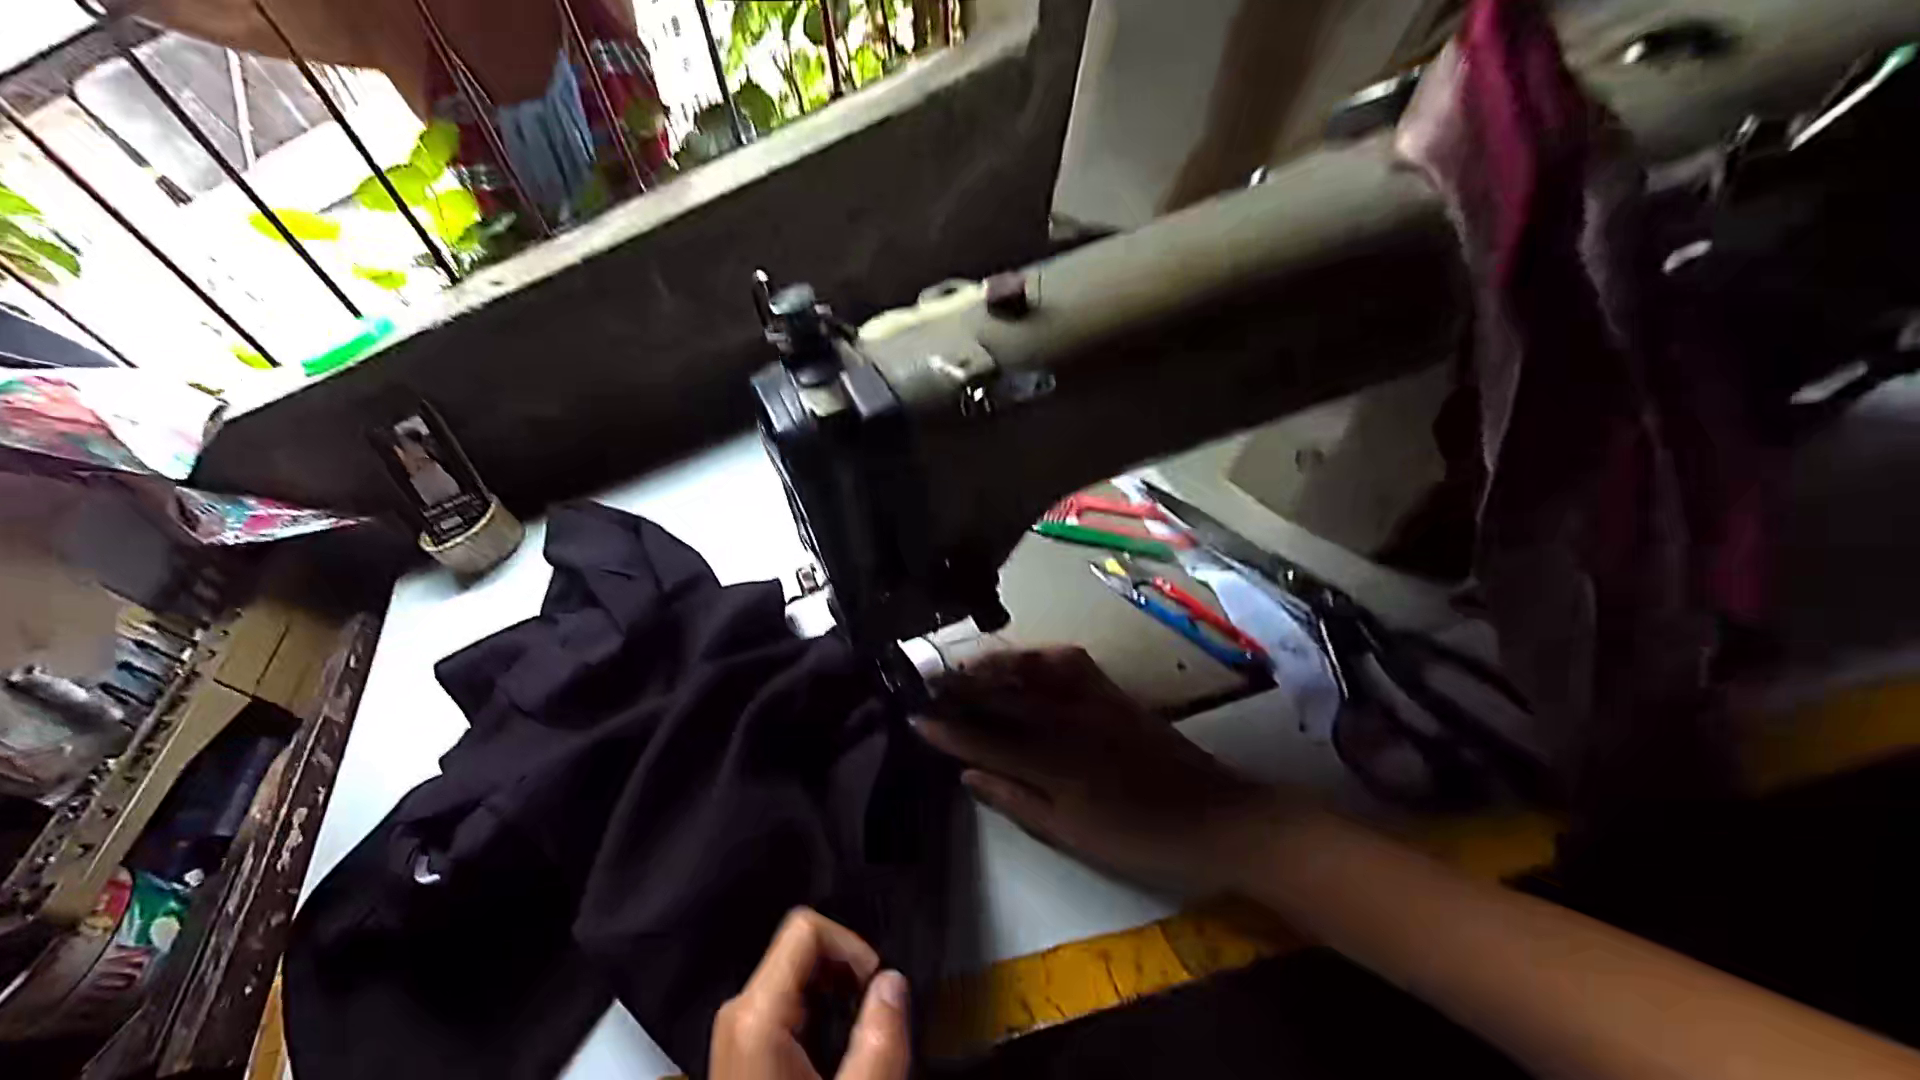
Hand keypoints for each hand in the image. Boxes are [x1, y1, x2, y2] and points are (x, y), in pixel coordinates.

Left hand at [711, 908, 910, 1079]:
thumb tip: (893, 983)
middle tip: (873, 1014)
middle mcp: (741, 1012)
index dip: (850, 946)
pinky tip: (835, 1050)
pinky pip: (790, 999)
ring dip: (838, 993)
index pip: (805, 930)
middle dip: (847, 972)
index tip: (876, 985)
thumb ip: (881, 1037)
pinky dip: (821, 1011)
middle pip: (803, 948)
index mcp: (758, 1015)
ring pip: (799, 973)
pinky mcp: (745, 1042)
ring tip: (858, 1035)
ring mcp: (739, 1027)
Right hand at [913, 646, 1291, 893]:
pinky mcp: (1113, 692)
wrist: (1215, 817)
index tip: (915, 718)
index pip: (984, 742)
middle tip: (925, 683)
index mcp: (1052, 766)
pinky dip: (1037, 655)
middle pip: (1000, 699)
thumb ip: (1016, 800)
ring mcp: (1092, 702)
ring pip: (1029, 672)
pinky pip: (1068, 661)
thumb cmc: (1141, 840)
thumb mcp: (1071, 835)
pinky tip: (1021, 658)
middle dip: (958, 689)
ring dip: (990, 666)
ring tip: (962, 666)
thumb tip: (968, 775)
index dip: (947, 730)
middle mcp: (1066, 724)